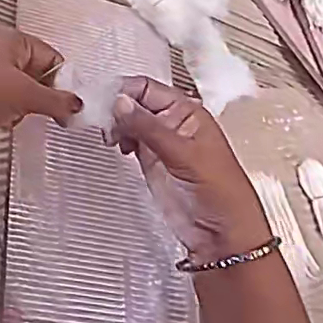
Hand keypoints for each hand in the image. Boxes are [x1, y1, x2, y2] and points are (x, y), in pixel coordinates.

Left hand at [0, 27, 80, 139]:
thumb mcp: (26, 95)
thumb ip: (57, 101)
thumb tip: (76, 106)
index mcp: (11, 39)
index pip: (52, 57)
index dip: (63, 81)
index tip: (72, 104)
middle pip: (37, 74)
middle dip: (44, 95)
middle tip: (53, 114)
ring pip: (22, 91)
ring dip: (25, 107)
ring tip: (18, 114)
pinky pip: (5, 102)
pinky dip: (9, 113)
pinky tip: (4, 120)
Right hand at [111, 78, 268, 257]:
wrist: (221, 234)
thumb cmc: (219, 192)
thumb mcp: (183, 155)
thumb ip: (149, 127)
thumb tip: (120, 101)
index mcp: (187, 112)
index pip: (147, 88)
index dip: (124, 91)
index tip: (102, 101)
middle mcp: (172, 122)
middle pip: (134, 101)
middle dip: (115, 107)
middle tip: (102, 121)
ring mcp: (160, 141)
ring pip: (128, 119)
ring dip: (114, 123)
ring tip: (111, 137)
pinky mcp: (150, 159)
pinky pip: (128, 138)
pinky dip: (117, 138)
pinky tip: (118, 146)